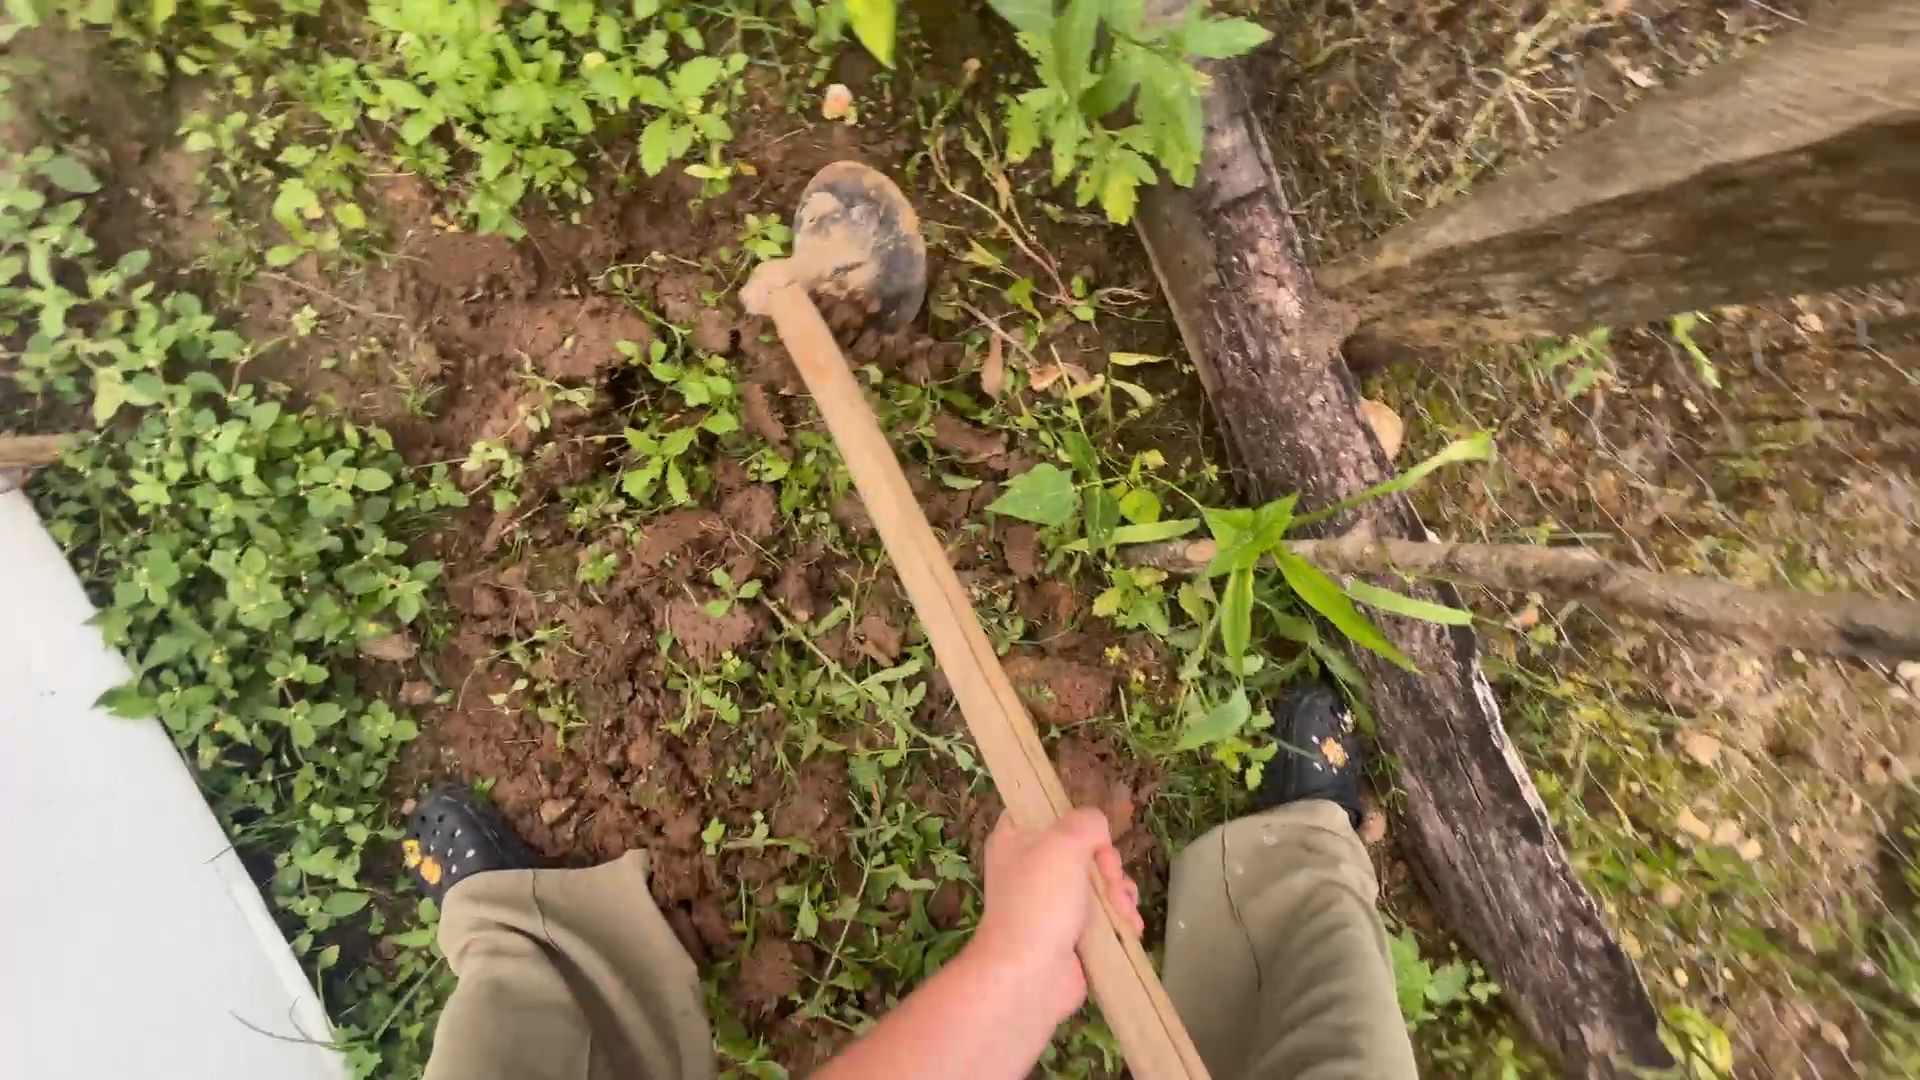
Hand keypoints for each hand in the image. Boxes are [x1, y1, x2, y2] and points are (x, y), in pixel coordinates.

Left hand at [969, 807, 1144, 1023]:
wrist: (1030, 976)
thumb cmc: (1039, 900)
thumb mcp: (1063, 844)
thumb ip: (1087, 823)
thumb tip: (1098, 830)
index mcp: (1015, 838)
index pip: (1043, 809)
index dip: (1072, 815)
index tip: (1091, 831)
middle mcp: (1031, 865)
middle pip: (1081, 845)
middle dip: (1107, 862)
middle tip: (1109, 878)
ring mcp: (1052, 899)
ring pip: (1098, 878)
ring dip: (1119, 890)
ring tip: (1124, 910)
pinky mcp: (1072, 929)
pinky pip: (1103, 910)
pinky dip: (1120, 915)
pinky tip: (1131, 926)